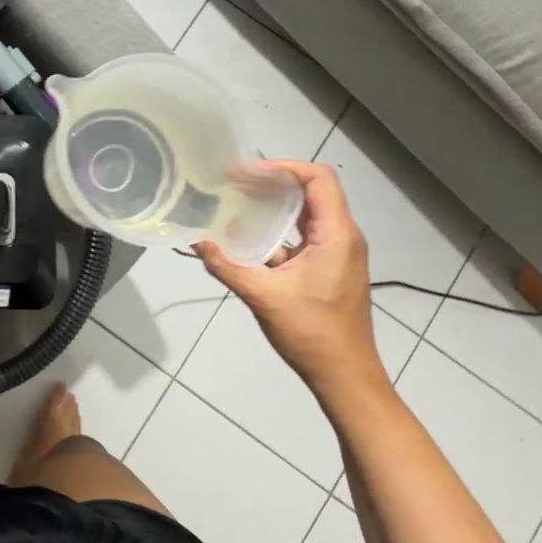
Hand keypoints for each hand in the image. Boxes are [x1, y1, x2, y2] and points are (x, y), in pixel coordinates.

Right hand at [197, 161, 383, 396]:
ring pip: (308, 214)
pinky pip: (305, 236)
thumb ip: (227, 266)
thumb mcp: (263, 296)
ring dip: (275, 205)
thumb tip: (196, 242)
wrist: (345, 376)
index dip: (285, 166)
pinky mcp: (329, 269)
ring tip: (237, 203)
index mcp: (336, 235)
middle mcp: (343, 237)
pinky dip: (278, 230)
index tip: (248, 171)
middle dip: (274, 181)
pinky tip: (247, 240)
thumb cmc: (312, 332)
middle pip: (314, 191)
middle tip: (235, 182)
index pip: (319, 178)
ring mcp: (338, 253)